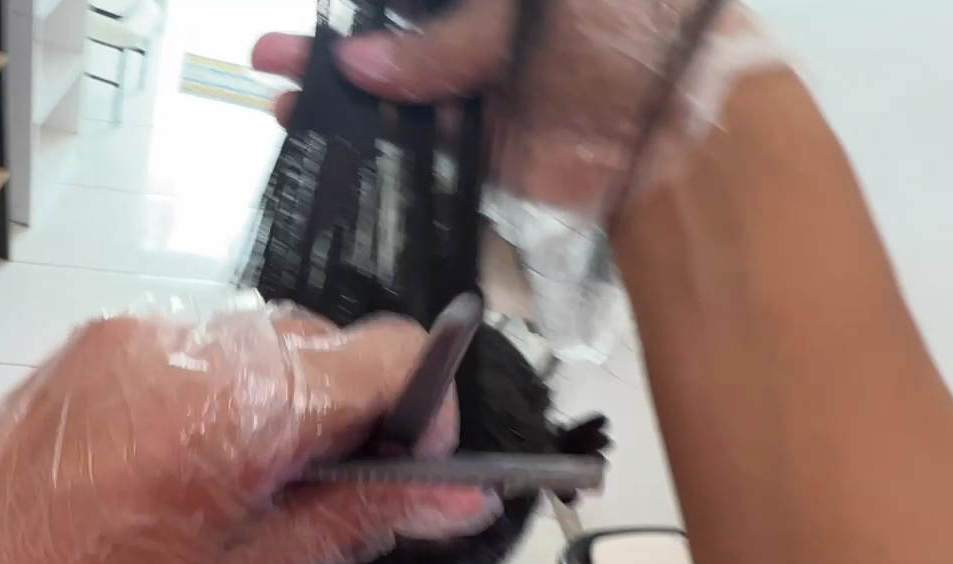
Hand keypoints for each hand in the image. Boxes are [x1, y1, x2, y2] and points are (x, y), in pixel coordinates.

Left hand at [0, 305, 491, 563]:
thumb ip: (353, 520)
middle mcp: (183, 343)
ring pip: (259, 346)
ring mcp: (131, 331)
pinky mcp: (94, 339)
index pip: (382, 354)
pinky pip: (196, 350)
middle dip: (347, 412)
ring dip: (281, 404)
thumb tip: (462, 497)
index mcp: (228, 410)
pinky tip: (184, 459)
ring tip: (237, 485)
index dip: (420, 408)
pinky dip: (221, 394)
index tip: (404, 468)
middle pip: (322, 344)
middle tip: (315, 493)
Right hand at [251, 0, 784, 215]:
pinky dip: (375, 156)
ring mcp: (476, 102)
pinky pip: (417, 154)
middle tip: (270, 59)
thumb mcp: (530, 18)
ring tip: (280, 108)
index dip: (363, 12)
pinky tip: (329, 152)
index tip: (316, 19)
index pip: (415, 0)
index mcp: (498, 3)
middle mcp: (480, 44)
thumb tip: (360, 67)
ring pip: (394, 101)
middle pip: (392, 47)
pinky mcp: (477, 158)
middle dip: (330, 55)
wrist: (683, 131)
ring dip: (339, 108)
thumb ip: (443, 45)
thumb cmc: (628, 35)